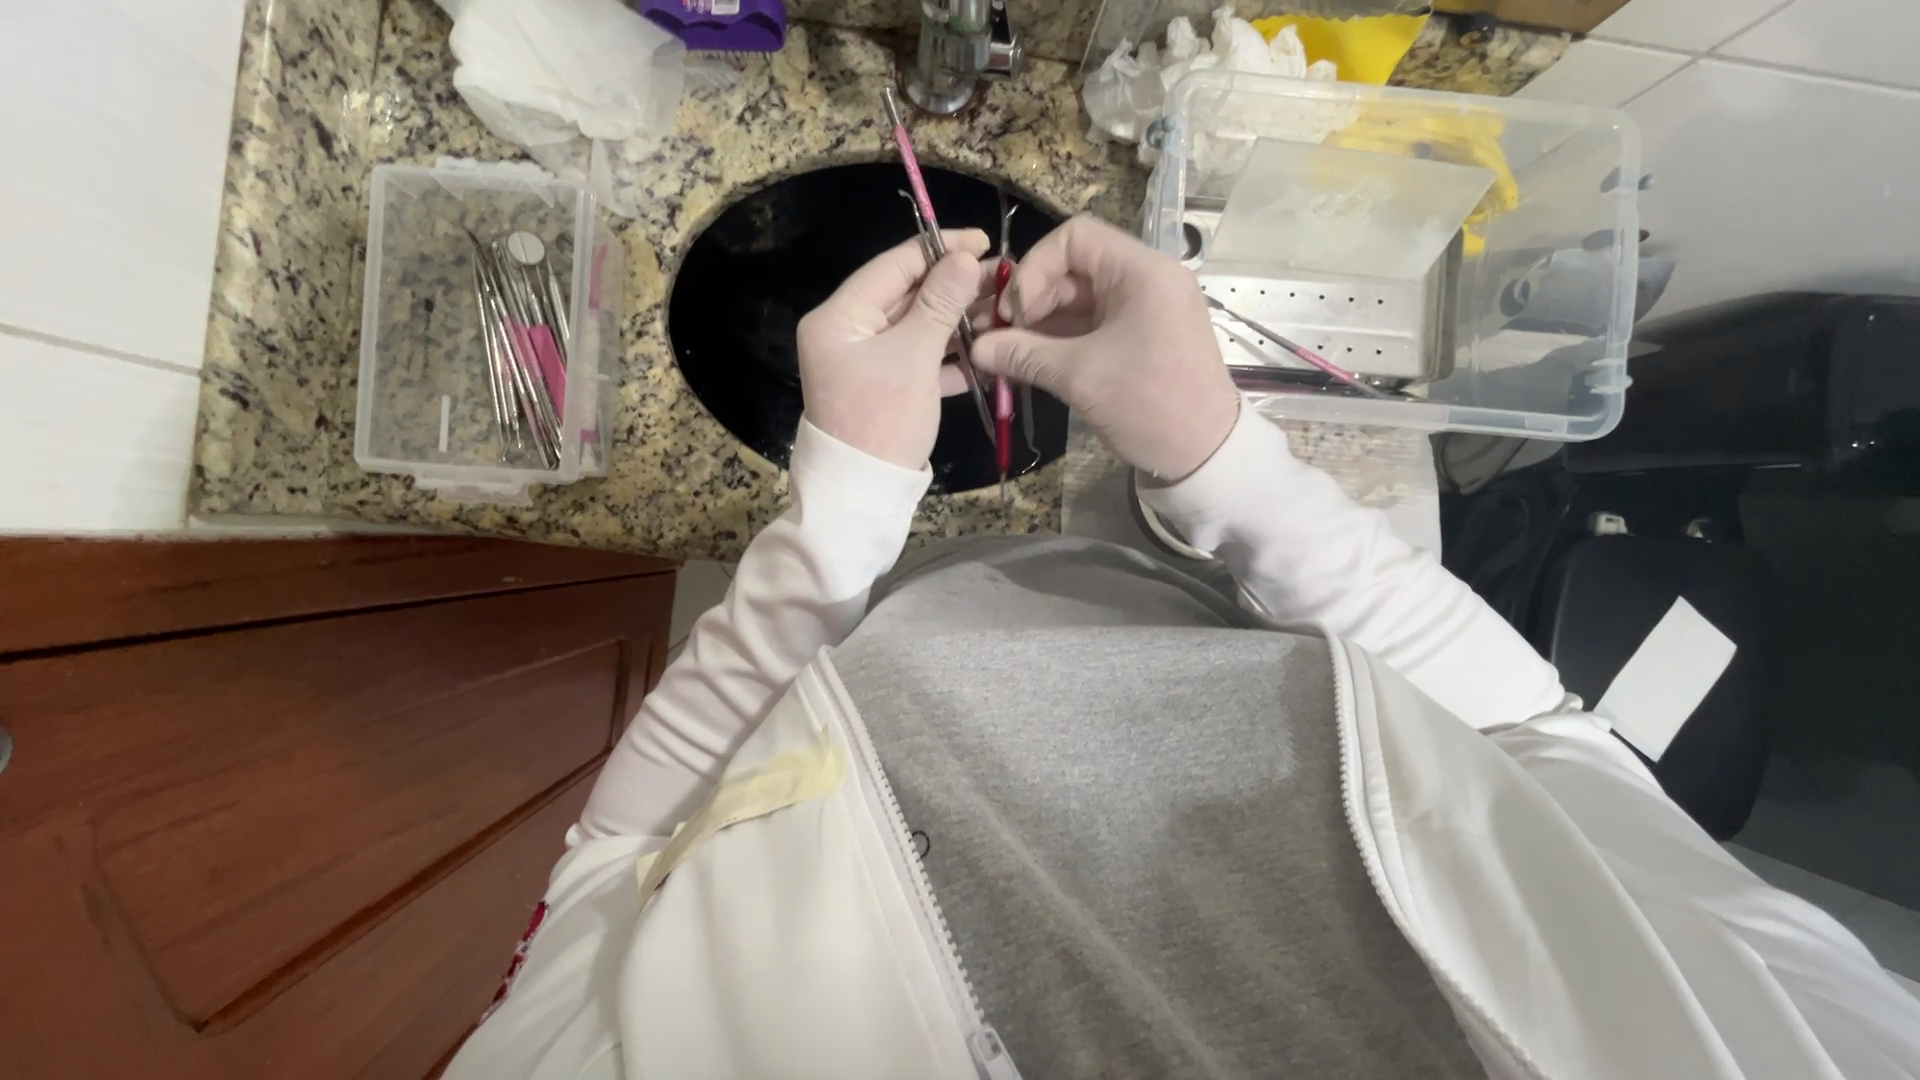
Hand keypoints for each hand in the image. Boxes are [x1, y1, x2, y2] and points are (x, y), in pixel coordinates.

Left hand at [796, 229, 990, 469]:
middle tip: (1002, 278)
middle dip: (954, 287)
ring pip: (917, 327)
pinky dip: (948, 354)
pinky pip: (919, 358)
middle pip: (907, 295)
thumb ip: (940, 304)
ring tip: (1002, 310)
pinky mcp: (885, 386)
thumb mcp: (913, 358)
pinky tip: (986, 348)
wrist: (865, 493)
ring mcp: (866, 361)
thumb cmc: (883, 421)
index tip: (982, 241)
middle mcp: (847, 332)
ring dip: (958, 320)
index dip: (938, 248)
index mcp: (839, 317)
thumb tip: (964, 258)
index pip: (892, 266)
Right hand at [970, 216, 1238, 480]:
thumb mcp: (1080, 377)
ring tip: (1003, 353)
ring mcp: (1144, 310)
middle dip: (1031, 301)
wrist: (1205, 454)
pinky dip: (1060, 342)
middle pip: (1073, 270)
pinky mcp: (1140, 339)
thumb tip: (977, 348)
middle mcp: (1145, 280)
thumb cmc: (1149, 405)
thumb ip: (1024, 355)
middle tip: (997, 337)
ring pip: (1079, 301)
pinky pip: (1092, 327)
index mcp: (1141, 272)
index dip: (1034, 268)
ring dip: (1040, 325)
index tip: (1012, 311)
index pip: (1075, 238)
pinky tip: (1028, 362)